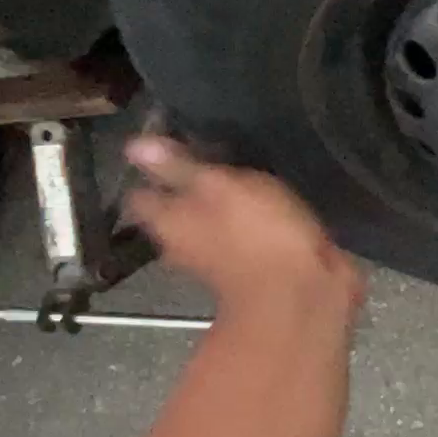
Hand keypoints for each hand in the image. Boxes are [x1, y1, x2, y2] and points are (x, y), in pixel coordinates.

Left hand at [123, 136, 364, 320]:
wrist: (303, 291)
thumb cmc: (259, 234)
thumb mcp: (220, 187)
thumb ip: (181, 167)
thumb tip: (135, 145)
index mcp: (167, 223)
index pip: (141, 192)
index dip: (152, 169)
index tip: (172, 146)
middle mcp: (184, 243)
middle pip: (177, 209)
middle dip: (192, 187)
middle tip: (217, 157)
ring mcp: (222, 257)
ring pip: (213, 222)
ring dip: (226, 205)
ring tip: (250, 178)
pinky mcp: (258, 264)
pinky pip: (247, 235)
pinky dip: (254, 222)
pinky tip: (274, 207)